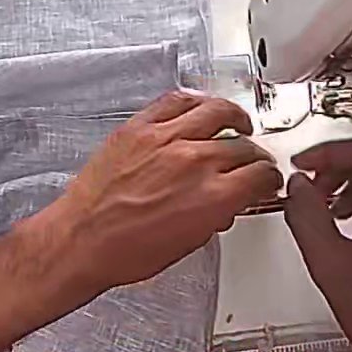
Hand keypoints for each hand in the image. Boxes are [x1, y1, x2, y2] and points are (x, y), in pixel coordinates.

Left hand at [0, 91, 279, 340]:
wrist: (81, 240)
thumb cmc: (125, 250)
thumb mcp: (187, 243)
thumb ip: (215, 216)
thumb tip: (225, 204)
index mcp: (213, 196)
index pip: (259, 174)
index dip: (269, 177)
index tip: (267, 178)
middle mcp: (194, 162)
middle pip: (242, 146)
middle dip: (254, 155)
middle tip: (252, 159)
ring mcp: (165, 139)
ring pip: (216, 111)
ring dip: (234, 117)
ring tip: (238, 122)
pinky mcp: (139, 127)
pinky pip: (176, 101)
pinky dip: (196, 102)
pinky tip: (200, 107)